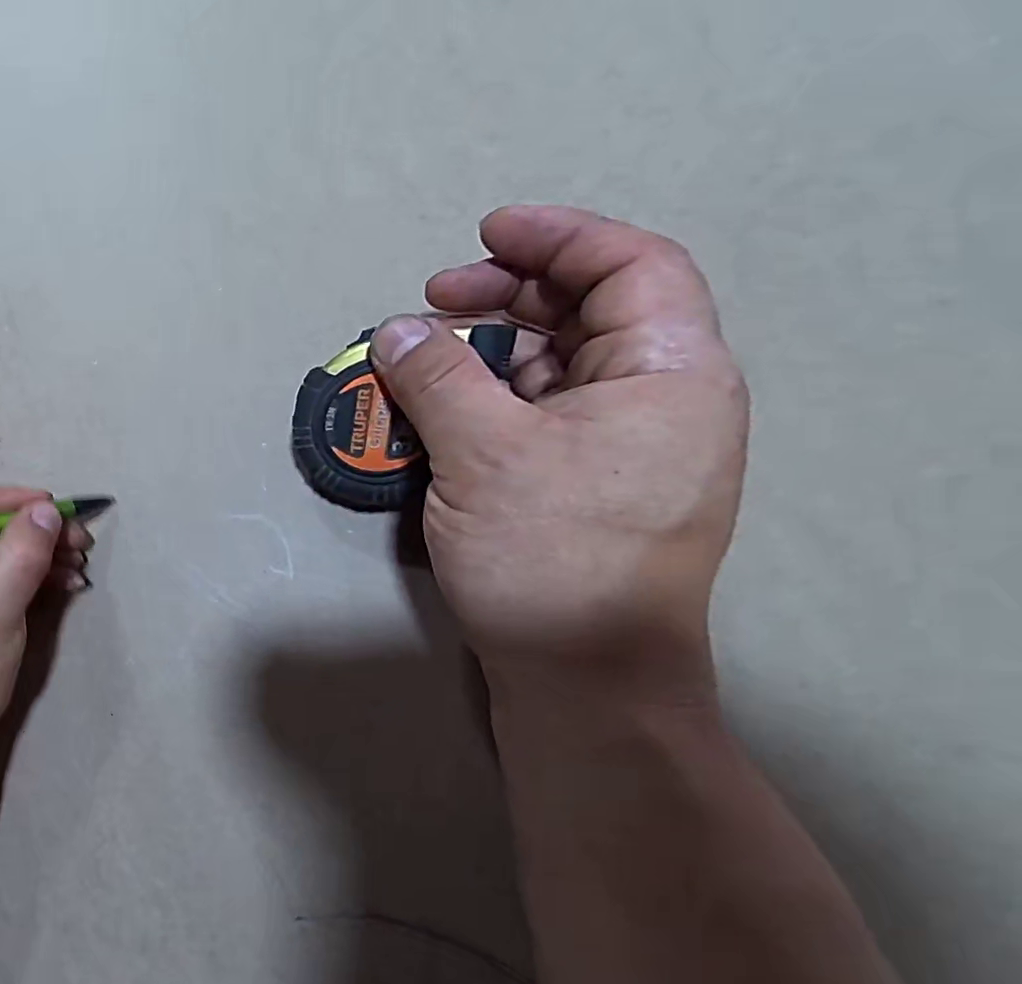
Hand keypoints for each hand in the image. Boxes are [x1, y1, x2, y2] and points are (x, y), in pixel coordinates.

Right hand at [371, 206, 748, 673]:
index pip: (627, 267)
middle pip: (585, 314)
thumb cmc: (549, 554)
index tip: (483, 233)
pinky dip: (483, 403)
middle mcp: (654, 400)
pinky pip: (531, 418)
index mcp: (666, 373)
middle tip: (430, 303)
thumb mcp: (483, 455)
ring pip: (551, 370)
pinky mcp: (578, 484)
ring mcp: (617, 447)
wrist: (581, 672)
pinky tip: (436, 414)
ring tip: (418, 362)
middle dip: (506, 296)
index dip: (556, 237)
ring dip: (484, 355)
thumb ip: (436, 381)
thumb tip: (394, 331)